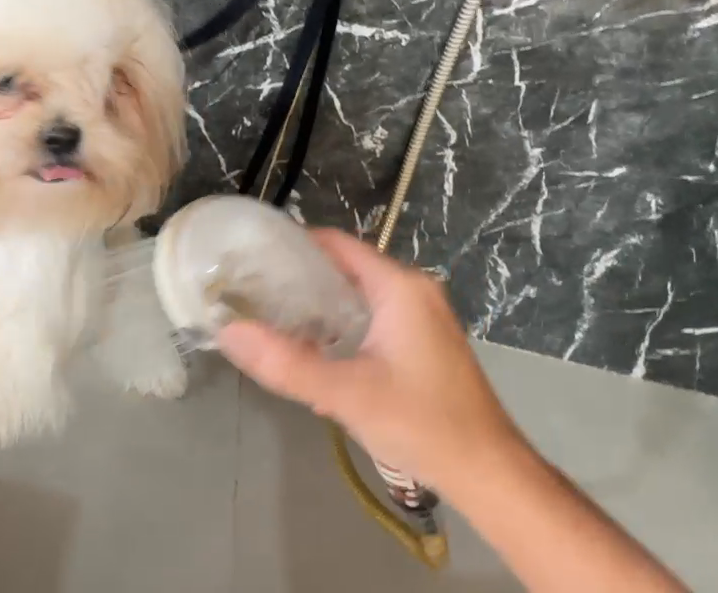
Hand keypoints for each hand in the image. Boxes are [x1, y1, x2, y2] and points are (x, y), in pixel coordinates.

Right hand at [217, 229, 523, 490]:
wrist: (490, 474)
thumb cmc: (422, 424)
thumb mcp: (346, 395)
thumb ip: (285, 363)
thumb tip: (227, 332)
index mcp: (399, 287)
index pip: (335, 243)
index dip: (291, 243)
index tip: (249, 254)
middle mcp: (413, 290)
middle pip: (345, 264)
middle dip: (298, 273)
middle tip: (251, 286)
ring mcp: (422, 316)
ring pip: (358, 291)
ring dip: (318, 299)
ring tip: (270, 311)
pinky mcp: (423, 342)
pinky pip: (371, 313)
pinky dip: (339, 319)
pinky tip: (312, 343)